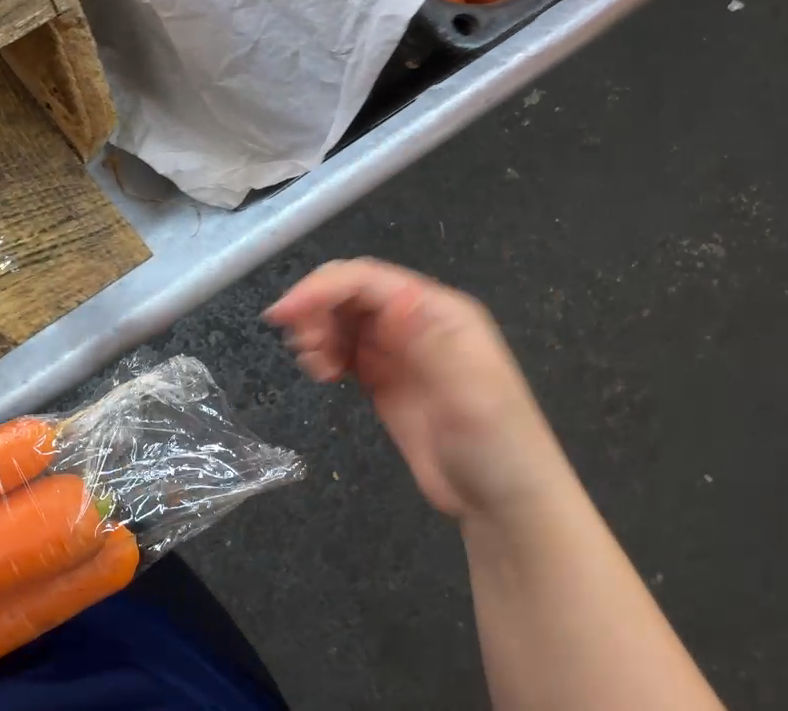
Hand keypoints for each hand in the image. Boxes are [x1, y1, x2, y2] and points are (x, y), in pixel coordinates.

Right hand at [265, 259, 572, 520]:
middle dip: (313, 310)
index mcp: (441, 314)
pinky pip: (339, 345)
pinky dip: (320, 353)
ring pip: (337, 316)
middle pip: (346, 292)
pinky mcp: (382, 374)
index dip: (320, 288)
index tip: (284, 315)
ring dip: (314, 332)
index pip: (366, 280)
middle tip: (301, 348)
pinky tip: (324, 376)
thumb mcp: (472, 396)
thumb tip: (395, 300)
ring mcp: (398, 348)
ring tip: (317, 370)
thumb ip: (432, 344)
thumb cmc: (497, 449)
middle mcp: (417, 321)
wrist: (504, 505)